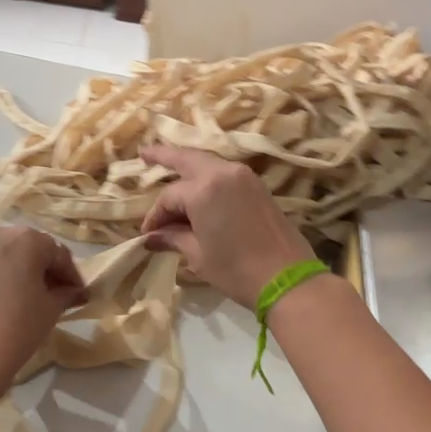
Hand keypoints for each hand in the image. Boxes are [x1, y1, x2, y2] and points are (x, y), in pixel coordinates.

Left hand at [0, 224, 85, 396]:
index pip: (56, 253)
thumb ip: (66, 292)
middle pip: (23, 246)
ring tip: (13, 293)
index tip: (76, 291)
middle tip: (47, 291)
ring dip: (8, 268)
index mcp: (25, 239)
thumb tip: (72, 290)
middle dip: (37, 266)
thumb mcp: (51, 310)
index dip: (69, 273)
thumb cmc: (17, 331)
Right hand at [140, 146, 316, 307]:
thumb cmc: (236, 270)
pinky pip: (224, 172)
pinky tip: (197, 185)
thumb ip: (173, 238)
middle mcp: (223, 173)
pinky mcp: (257, 186)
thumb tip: (151, 238)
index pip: (169, 197)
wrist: (287, 278)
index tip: (147, 234)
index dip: (155, 216)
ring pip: (208, 163)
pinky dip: (207, 175)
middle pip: (187, 159)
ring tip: (168, 165)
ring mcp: (244, 177)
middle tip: (144, 152)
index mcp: (203, 190)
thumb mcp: (198, 255)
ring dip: (188, 165)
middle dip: (164, 155)